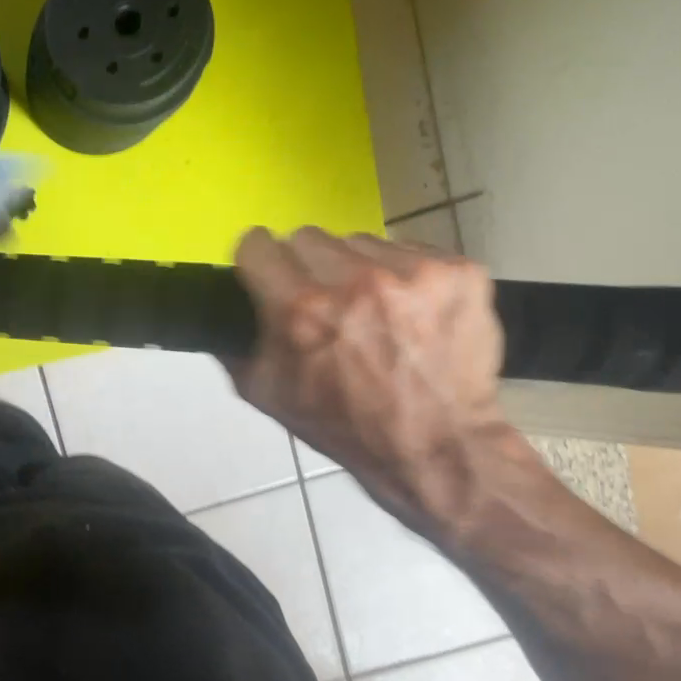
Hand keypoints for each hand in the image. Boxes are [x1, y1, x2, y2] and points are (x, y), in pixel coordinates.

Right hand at [231, 226, 528, 531]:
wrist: (434, 443)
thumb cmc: (340, 424)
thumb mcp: (265, 394)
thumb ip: (234, 345)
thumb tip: (221, 310)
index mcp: (299, 312)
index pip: (258, 246)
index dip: (255, 259)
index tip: (262, 272)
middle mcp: (354, 281)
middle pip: (307, 237)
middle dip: (303, 265)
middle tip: (316, 299)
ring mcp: (413, 271)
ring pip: (359, 242)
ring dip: (353, 268)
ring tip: (366, 309)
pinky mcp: (458, 270)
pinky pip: (409, 252)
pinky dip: (400, 276)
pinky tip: (405, 312)